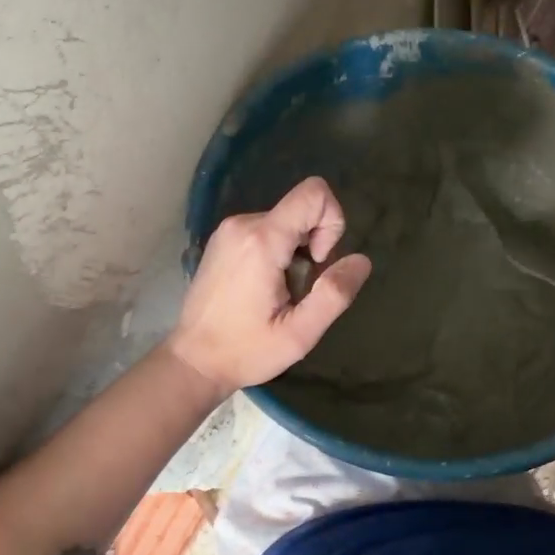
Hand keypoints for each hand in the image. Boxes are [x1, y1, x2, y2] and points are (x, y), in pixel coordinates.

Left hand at [167, 177, 372, 394]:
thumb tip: (361, 260)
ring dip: (297, 254)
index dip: (331, 225)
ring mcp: (229, 230)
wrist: (194, 361)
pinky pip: (267, 231)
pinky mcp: (224, 239)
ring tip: (281, 295)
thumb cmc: (246, 351)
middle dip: (314, 248)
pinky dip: (279, 254)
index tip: (316, 266)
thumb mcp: (300, 334)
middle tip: (298, 292)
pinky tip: (265, 290)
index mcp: (262, 240)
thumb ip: (334, 295)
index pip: (314, 193)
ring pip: (286, 223)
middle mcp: (243, 224)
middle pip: (302, 211)